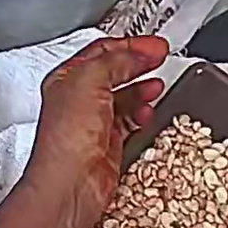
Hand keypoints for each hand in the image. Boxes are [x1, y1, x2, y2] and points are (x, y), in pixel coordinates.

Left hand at [25, 36, 169, 220]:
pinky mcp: (108, 147)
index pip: (101, 53)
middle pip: (114, 74)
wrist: (71, 183)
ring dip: (142, 90)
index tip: (154, 45)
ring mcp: (94, 125)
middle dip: (139, 64)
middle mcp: (79, 102)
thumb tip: (136, 56)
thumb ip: (116, 61)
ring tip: (157, 86)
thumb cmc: (68, 138)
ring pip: (124, 99)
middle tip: (160, 58)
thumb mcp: (91, 80)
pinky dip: (141, 116)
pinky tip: (148, 113)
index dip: (129, 45)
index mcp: (67, 80)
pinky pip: (129, 125)